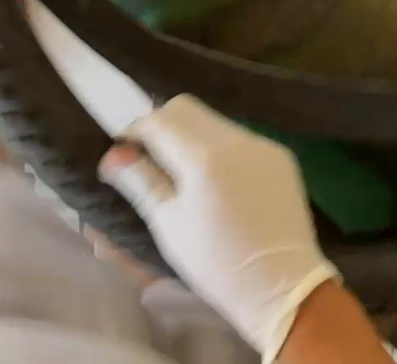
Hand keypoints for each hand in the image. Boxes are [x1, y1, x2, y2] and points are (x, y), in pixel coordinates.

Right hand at [100, 95, 338, 361]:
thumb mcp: (169, 226)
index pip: (158, 119)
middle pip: (185, 108)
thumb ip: (140, 181)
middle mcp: (234, 138)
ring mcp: (260, 144)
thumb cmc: (218, 264)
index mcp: (203, 156)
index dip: (135, 129)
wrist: (285, 288)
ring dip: (190, 134)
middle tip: (150, 157)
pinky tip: (218, 180)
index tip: (124, 149)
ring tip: (184, 171)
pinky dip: (219, 147)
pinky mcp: (278, 154)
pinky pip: (238, 137)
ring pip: (212, 119)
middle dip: (161, 124)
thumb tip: (112, 154)